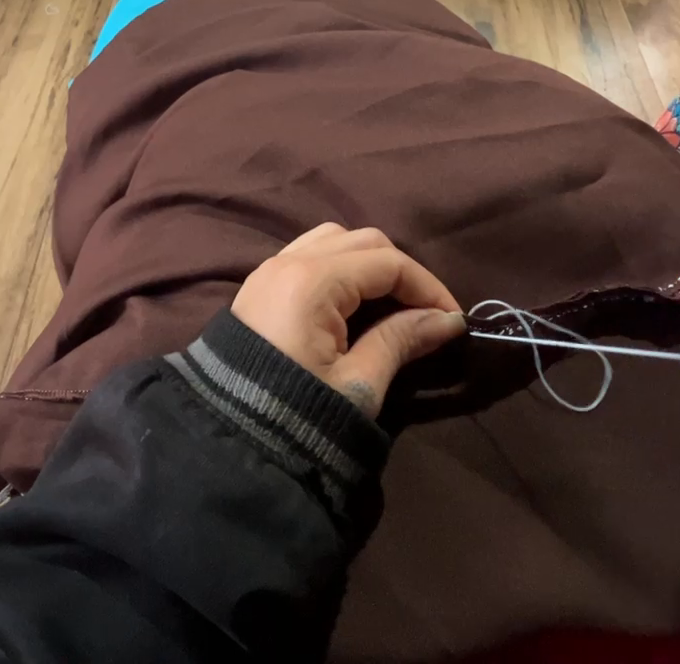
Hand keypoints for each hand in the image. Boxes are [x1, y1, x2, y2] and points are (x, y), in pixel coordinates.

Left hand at [231, 223, 466, 417]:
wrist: (226, 438)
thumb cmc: (296, 414)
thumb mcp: (357, 385)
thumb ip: (401, 341)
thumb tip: (446, 320)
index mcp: (312, 281)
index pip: (387, 262)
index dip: (428, 287)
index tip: (453, 320)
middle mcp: (289, 261)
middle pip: (362, 240)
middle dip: (401, 272)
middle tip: (425, 314)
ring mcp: (270, 269)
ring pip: (334, 240)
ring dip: (368, 264)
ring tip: (391, 305)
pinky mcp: (261, 285)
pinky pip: (310, 254)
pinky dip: (340, 267)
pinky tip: (354, 303)